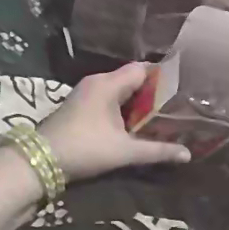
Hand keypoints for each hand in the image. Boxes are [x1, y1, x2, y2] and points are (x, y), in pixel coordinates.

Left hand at [38, 62, 193, 180]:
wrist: (40, 161)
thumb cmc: (85, 149)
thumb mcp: (124, 151)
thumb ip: (157, 151)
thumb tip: (187, 154)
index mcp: (108, 84)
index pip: (143, 68)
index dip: (164, 78)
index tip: (183, 90)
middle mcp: (97, 82)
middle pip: (132, 79)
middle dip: (153, 93)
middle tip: (176, 107)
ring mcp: (85, 94)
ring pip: (120, 91)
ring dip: (137, 103)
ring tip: (161, 117)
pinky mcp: (79, 107)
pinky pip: (108, 100)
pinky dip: (123, 109)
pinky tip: (135, 125)